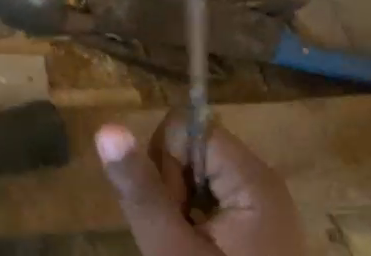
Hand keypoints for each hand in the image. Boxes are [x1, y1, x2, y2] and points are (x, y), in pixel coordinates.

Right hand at [95, 113, 306, 255]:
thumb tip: (106, 127)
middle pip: (189, 148)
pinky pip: (211, 197)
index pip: (182, 128)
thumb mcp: (171, 252)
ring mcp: (264, 205)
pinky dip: (195, 221)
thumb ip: (140, 189)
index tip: (175, 216)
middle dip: (170, 187)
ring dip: (179, 206)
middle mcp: (263, 181)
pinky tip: (199, 254)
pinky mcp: (260, 225)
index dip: (164, 163)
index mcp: (253, 179)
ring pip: (195, 174)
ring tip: (190, 251)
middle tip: (181, 239)